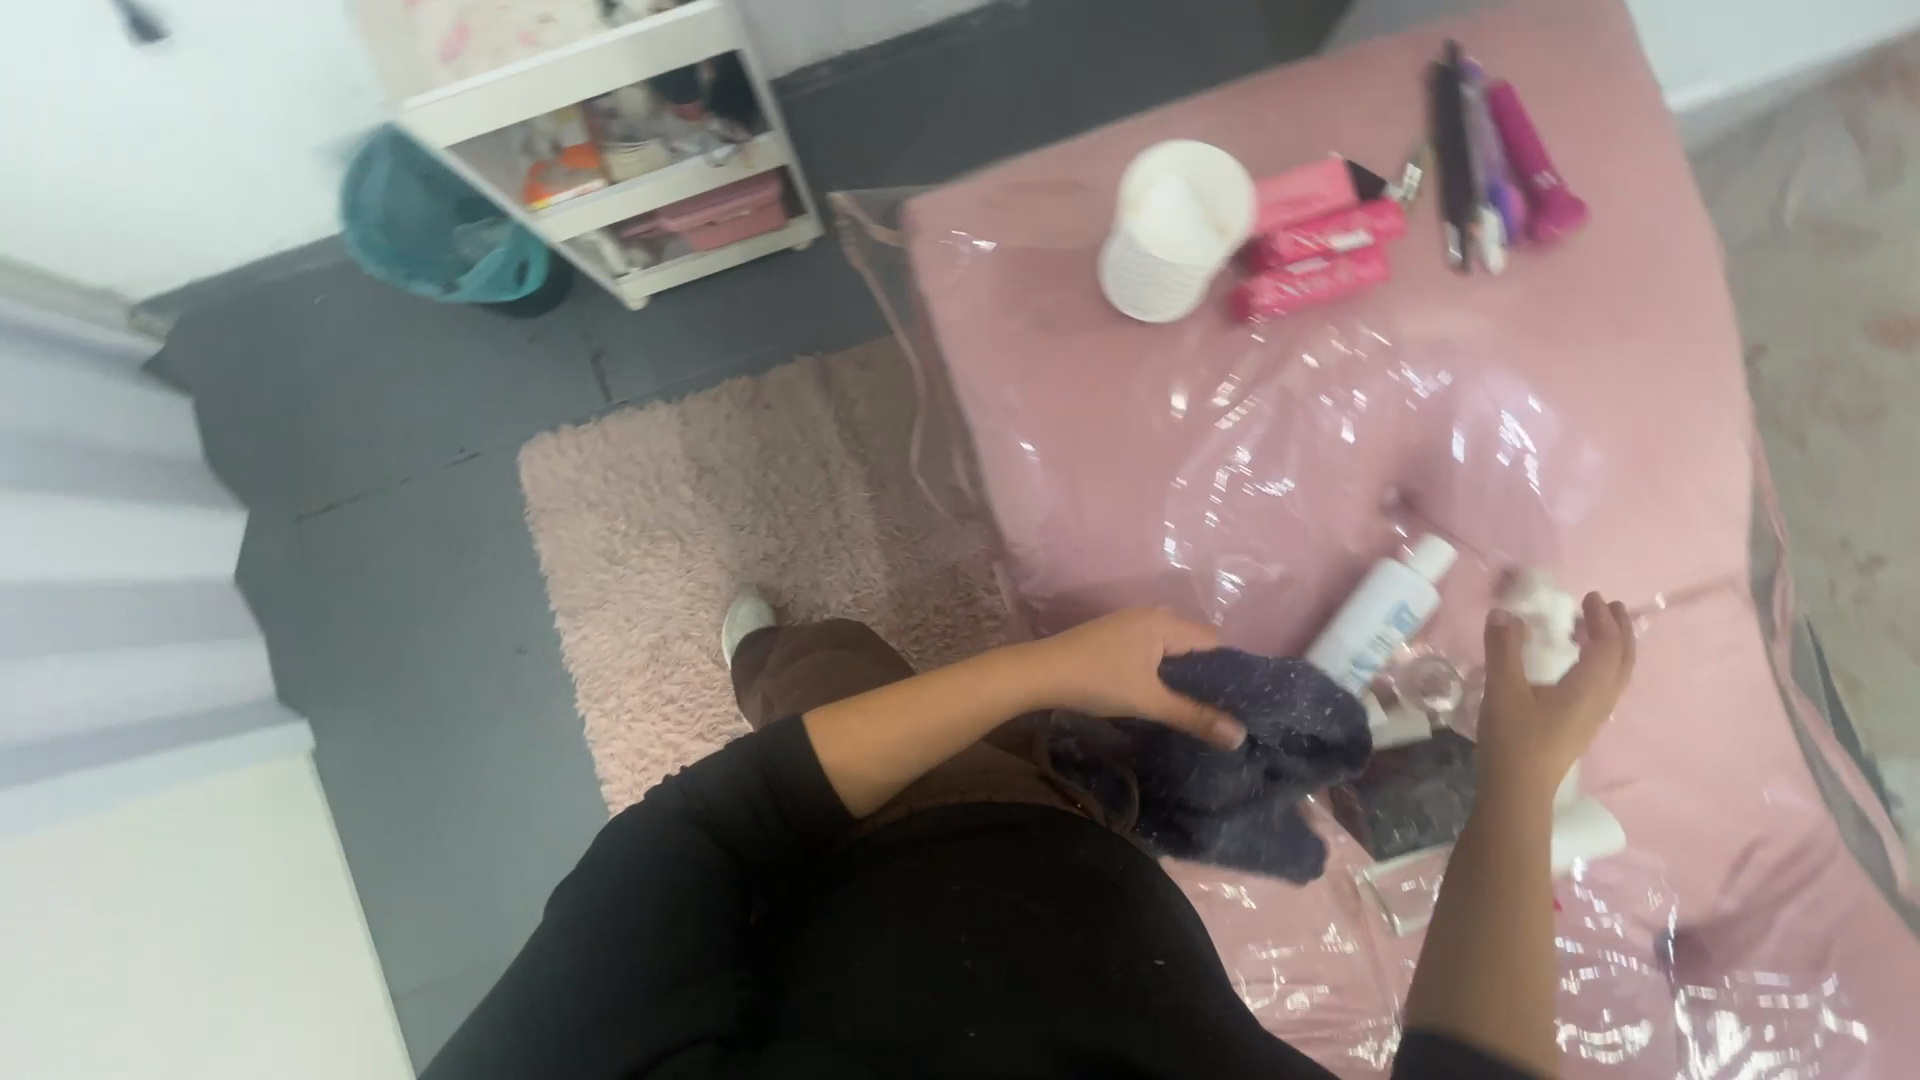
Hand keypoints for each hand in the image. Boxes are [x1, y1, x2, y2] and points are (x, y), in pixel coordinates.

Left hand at [1022, 608, 1245, 749]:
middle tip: (1222, 711)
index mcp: (1165, 622)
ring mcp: (1130, 624)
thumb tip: (1240, 736)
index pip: (1215, 641)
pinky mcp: (1114, 637)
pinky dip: (1162, 670)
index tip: (1242, 703)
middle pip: (1194, 643)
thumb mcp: (1149, 701)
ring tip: (1197, 708)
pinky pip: (1152, 650)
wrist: (1039, 673)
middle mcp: (1151, 615)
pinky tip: (1161, 694)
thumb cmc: (1097, 681)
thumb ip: (1194, 716)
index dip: (1231, 670)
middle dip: (1208, 675)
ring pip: (1171, 648)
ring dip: (1183, 674)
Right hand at [1476, 591, 1635, 799]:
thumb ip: (1504, 649)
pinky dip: (1601, 665)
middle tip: (1608, 606)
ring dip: (1613, 648)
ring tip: (1596, 630)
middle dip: (1618, 631)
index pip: (1607, 646)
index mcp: (1588, 688)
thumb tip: (1505, 613)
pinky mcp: (1581, 725)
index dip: (1602, 619)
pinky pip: (1604, 685)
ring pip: (1616, 675)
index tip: (1590, 596)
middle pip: (1623, 660)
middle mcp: (1600, 700)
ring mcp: (1593, 716)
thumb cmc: (1514, 737)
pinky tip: (1578, 666)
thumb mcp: (1502, 689)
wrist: (1519, 787)